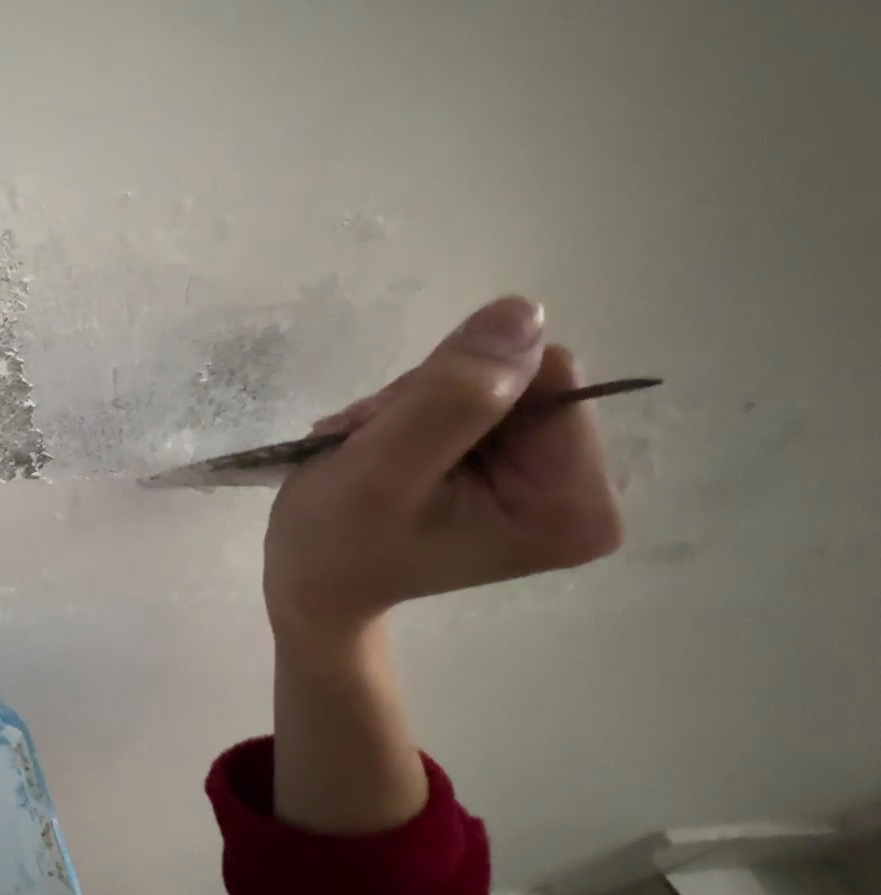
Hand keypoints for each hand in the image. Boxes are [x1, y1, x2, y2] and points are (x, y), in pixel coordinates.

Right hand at [264, 296, 623, 647]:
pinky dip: (408, 416)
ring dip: (407, 407)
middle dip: (425, 400)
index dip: (454, 389)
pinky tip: (376, 449)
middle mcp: (581, 493)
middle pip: (516, 380)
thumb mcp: (382, 466)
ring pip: (486, 384)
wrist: (312, 584)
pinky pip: (472, 402)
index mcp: (572, 505)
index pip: (543, 378)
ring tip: (365, 451)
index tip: (393, 434)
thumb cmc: (335, 541)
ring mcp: (549, 483)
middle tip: (372, 446)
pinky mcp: (516, 473)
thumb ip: (452, 393)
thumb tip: (524, 310)